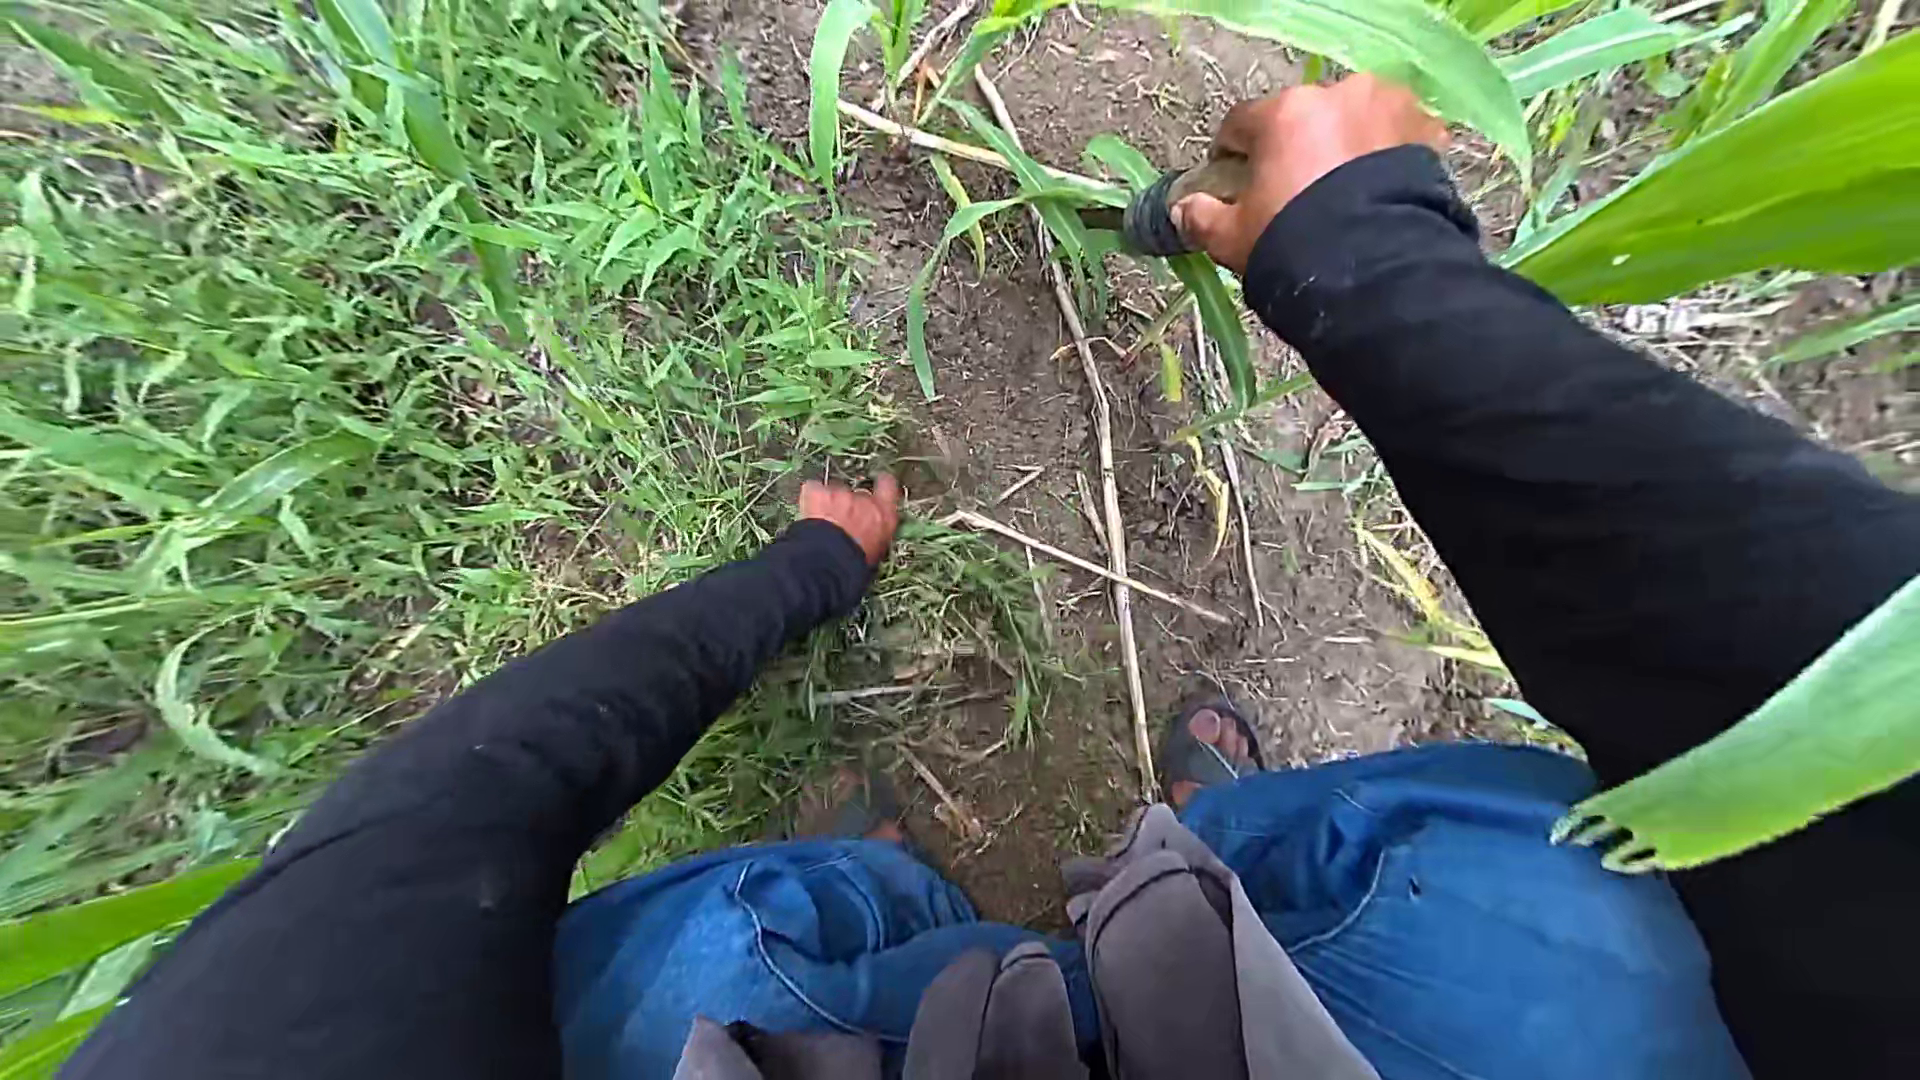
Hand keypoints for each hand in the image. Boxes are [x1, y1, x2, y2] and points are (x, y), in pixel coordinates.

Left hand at [799, 474, 901, 566]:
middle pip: (858, 492)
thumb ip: (875, 534)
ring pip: (834, 491)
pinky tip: (808, 513)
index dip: (881, 483)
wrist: (831, 564)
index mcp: (884, 516)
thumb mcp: (876, 552)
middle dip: (850, 504)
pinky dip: (810, 498)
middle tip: (841, 520)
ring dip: (828, 504)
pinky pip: (813, 489)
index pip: (888, 486)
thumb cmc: (853, 565)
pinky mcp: (819, 493)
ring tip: (821, 524)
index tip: (877, 484)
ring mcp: (841, 495)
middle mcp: (865, 500)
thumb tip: (870, 537)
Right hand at [1172, 74, 1448, 275]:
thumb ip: (1201, 217)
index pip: (1239, 123)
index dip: (1228, 153)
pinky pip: (1389, 136)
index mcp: (1282, 115)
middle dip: (1288, 150)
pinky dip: (1375, 157)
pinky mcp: (1423, 129)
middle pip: (1298, 119)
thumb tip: (1181, 208)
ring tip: (1330, 195)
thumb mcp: (1229, 238)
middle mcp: (1336, 95)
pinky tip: (1364, 193)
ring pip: (1346, 122)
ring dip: (1334, 148)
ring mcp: (1386, 105)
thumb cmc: (1286, 244)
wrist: (1365, 266)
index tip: (1228, 179)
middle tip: (1283, 193)